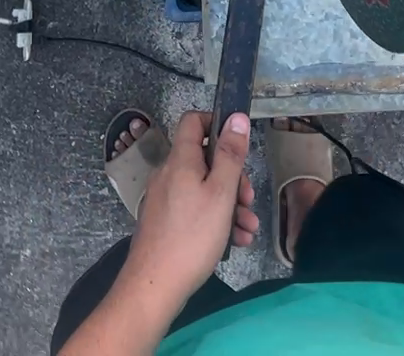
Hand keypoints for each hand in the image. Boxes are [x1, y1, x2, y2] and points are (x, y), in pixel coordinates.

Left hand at [118, 112, 259, 313]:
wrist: (154, 286)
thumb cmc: (192, 236)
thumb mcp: (221, 193)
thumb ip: (230, 154)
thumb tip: (237, 117)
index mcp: (180, 159)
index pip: (193, 121)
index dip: (216, 122)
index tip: (237, 142)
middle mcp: (169, 173)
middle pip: (204, 159)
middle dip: (232, 176)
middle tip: (248, 199)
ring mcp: (165, 198)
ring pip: (203, 189)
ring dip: (229, 204)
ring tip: (248, 228)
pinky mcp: (165, 221)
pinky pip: (194, 209)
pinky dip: (214, 219)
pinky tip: (234, 241)